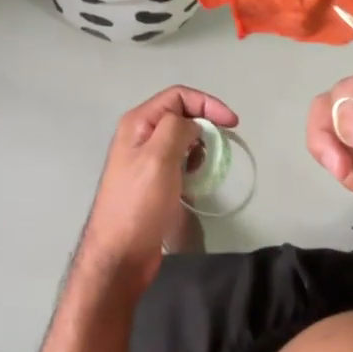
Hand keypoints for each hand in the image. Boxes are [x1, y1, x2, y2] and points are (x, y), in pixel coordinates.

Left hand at [77, 86, 237, 284]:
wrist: (120, 255)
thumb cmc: (139, 204)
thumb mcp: (159, 158)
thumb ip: (177, 129)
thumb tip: (193, 124)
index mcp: (138, 123)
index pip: (177, 96)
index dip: (207, 104)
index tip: (232, 124)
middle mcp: (139, 135)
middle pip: (179, 115)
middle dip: (204, 126)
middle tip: (220, 149)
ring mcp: (144, 160)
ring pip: (180, 140)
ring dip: (198, 149)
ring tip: (206, 168)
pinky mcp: (151, 182)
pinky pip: (177, 163)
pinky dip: (191, 167)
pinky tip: (195, 183)